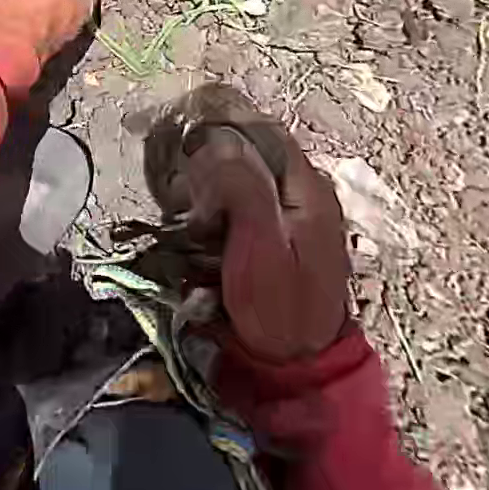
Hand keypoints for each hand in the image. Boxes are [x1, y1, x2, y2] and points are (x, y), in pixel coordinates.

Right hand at [174, 86, 349, 362]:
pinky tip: (198, 221)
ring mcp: (287, 212)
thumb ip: (244, 187)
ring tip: (190, 206)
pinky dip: (213, 201)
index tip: (182, 136)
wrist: (293, 364)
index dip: (219, 125)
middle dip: (209, 157)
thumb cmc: (278, 305)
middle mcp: (300, 191)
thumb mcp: (261, 246)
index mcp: (306, 188)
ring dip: (208, 181)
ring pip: (238, 172)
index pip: (260, 129)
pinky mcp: (270, 231)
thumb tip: (220, 140)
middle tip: (185, 182)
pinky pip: (236, 197)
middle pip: (247, 148)